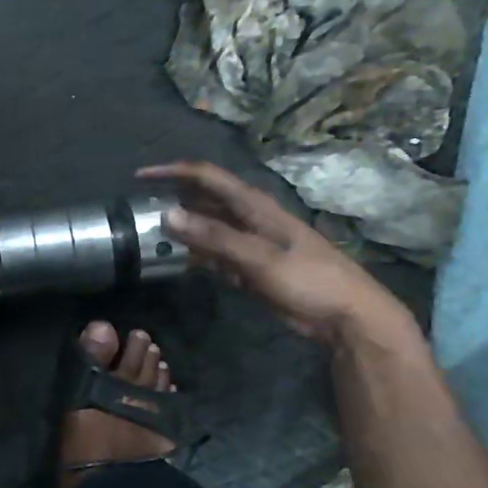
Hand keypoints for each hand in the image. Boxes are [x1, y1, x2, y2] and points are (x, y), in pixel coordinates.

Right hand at [138, 161, 416, 344]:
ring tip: (149, 234)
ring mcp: (249, 243)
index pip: (207, 176)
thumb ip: (214, 237)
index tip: (140, 177)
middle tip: (139, 208)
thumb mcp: (260, 258)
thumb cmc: (310, 279)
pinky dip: (195, 254)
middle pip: (204, 199)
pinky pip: (214, 253)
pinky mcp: (250, 267)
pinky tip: (177, 260)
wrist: (348, 316)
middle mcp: (249, 218)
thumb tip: (168, 215)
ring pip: (207, 227)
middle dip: (172, 197)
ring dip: (181, 228)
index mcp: (255, 206)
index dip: (173, 171)